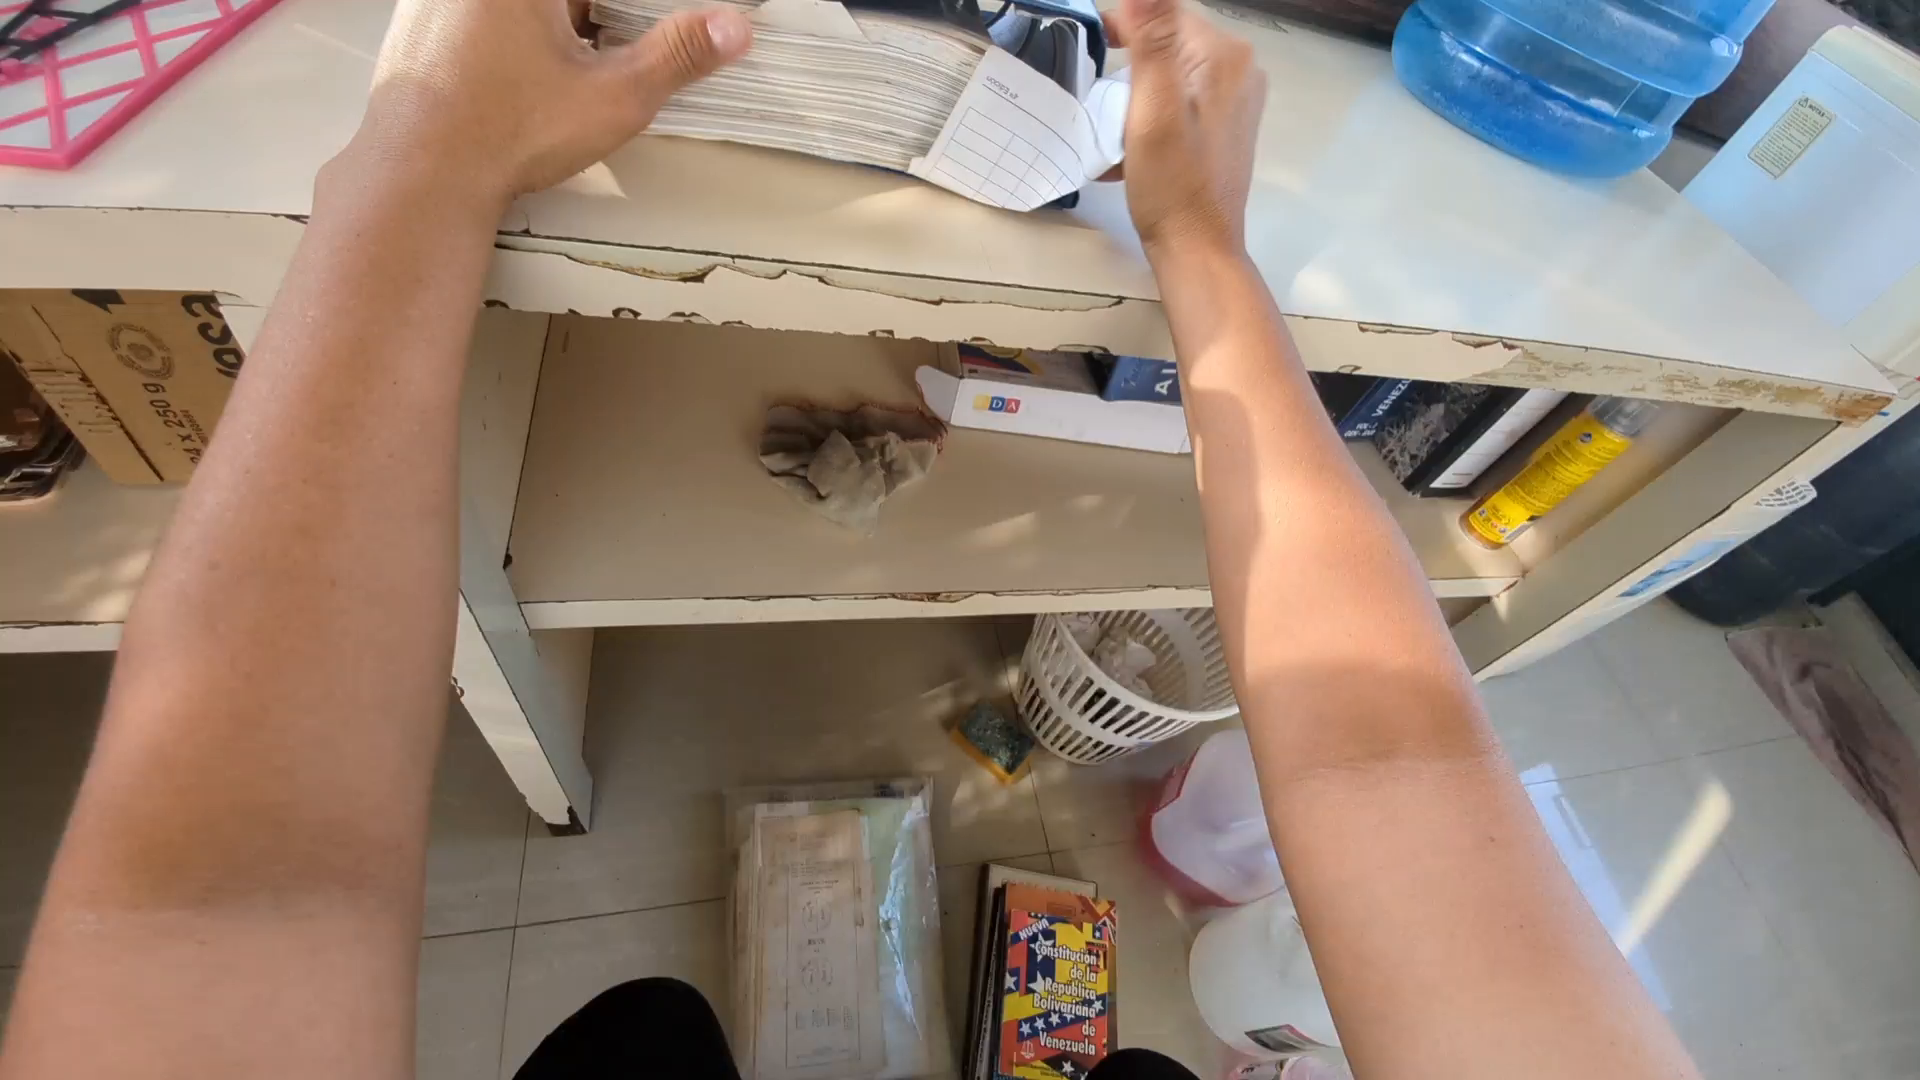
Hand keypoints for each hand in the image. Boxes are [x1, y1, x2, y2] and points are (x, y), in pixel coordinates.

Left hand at [349, 0, 752, 205]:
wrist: (425, 165)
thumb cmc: (519, 128)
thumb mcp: (614, 96)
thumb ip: (678, 56)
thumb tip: (738, 26)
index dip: (650, 12)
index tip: (681, 28)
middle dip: (614, 18)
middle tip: (657, 42)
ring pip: (543, 4)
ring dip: (580, 22)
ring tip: (597, 68)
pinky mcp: (432, 10)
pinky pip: (504, 9)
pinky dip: (540, 29)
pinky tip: (549, 71)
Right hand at [1106, 0, 1264, 258]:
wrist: (1197, 250)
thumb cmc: (1172, 186)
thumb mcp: (1153, 111)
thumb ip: (1152, 40)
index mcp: (1224, 57)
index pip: (1166, 16)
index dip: (1125, 25)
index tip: (1088, 46)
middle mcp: (1240, 72)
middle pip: (1171, 48)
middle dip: (1131, 70)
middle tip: (1097, 103)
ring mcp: (1236, 105)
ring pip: (1174, 81)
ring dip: (1137, 100)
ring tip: (1111, 133)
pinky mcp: (1225, 134)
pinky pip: (1183, 110)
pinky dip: (1153, 123)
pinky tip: (1131, 152)